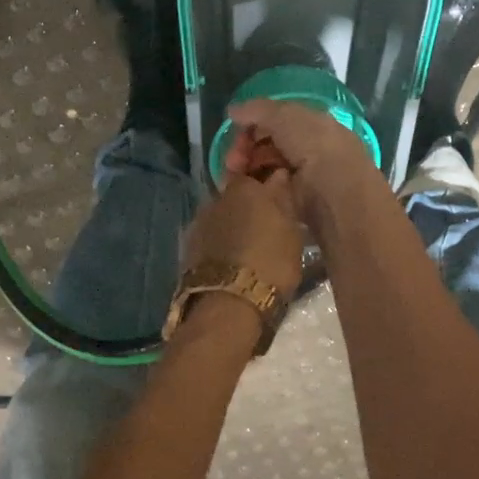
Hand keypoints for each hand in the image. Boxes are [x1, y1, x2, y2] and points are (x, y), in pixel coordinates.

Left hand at [183, 169, 306, 303]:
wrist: (227, 306)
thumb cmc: (270, 263)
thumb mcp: (291, 232)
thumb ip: (284, 200)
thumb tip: (278, 176)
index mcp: (243, 187)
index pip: (255, 172)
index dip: (267, 183)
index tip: (279, 196)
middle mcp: (216, 198)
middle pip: (236, 196)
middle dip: (249, 206)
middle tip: (266, 226)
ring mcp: (198, 223)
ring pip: (222, 217)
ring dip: (233, 226)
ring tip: (249, 249)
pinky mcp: (187, 248)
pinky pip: (210, 238)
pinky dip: (220, 245)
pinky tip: (231, 261)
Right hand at [224, 99, 393, 231]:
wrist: (335, 191)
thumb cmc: (313, 143)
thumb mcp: (283, 115)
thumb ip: (256, 110)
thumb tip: (233, 110)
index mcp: (312, 124)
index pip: (275, 120)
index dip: (252, 124)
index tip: (235, 129)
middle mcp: (309, 148)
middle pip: (267, 146)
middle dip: (245, 149)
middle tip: (232, 161)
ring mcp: (303, 177)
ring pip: (265, 169)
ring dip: (246, 170)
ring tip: (234, 176)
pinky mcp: (297, 203)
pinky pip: (269, 192)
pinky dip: (256, 189)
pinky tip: (247, 191)